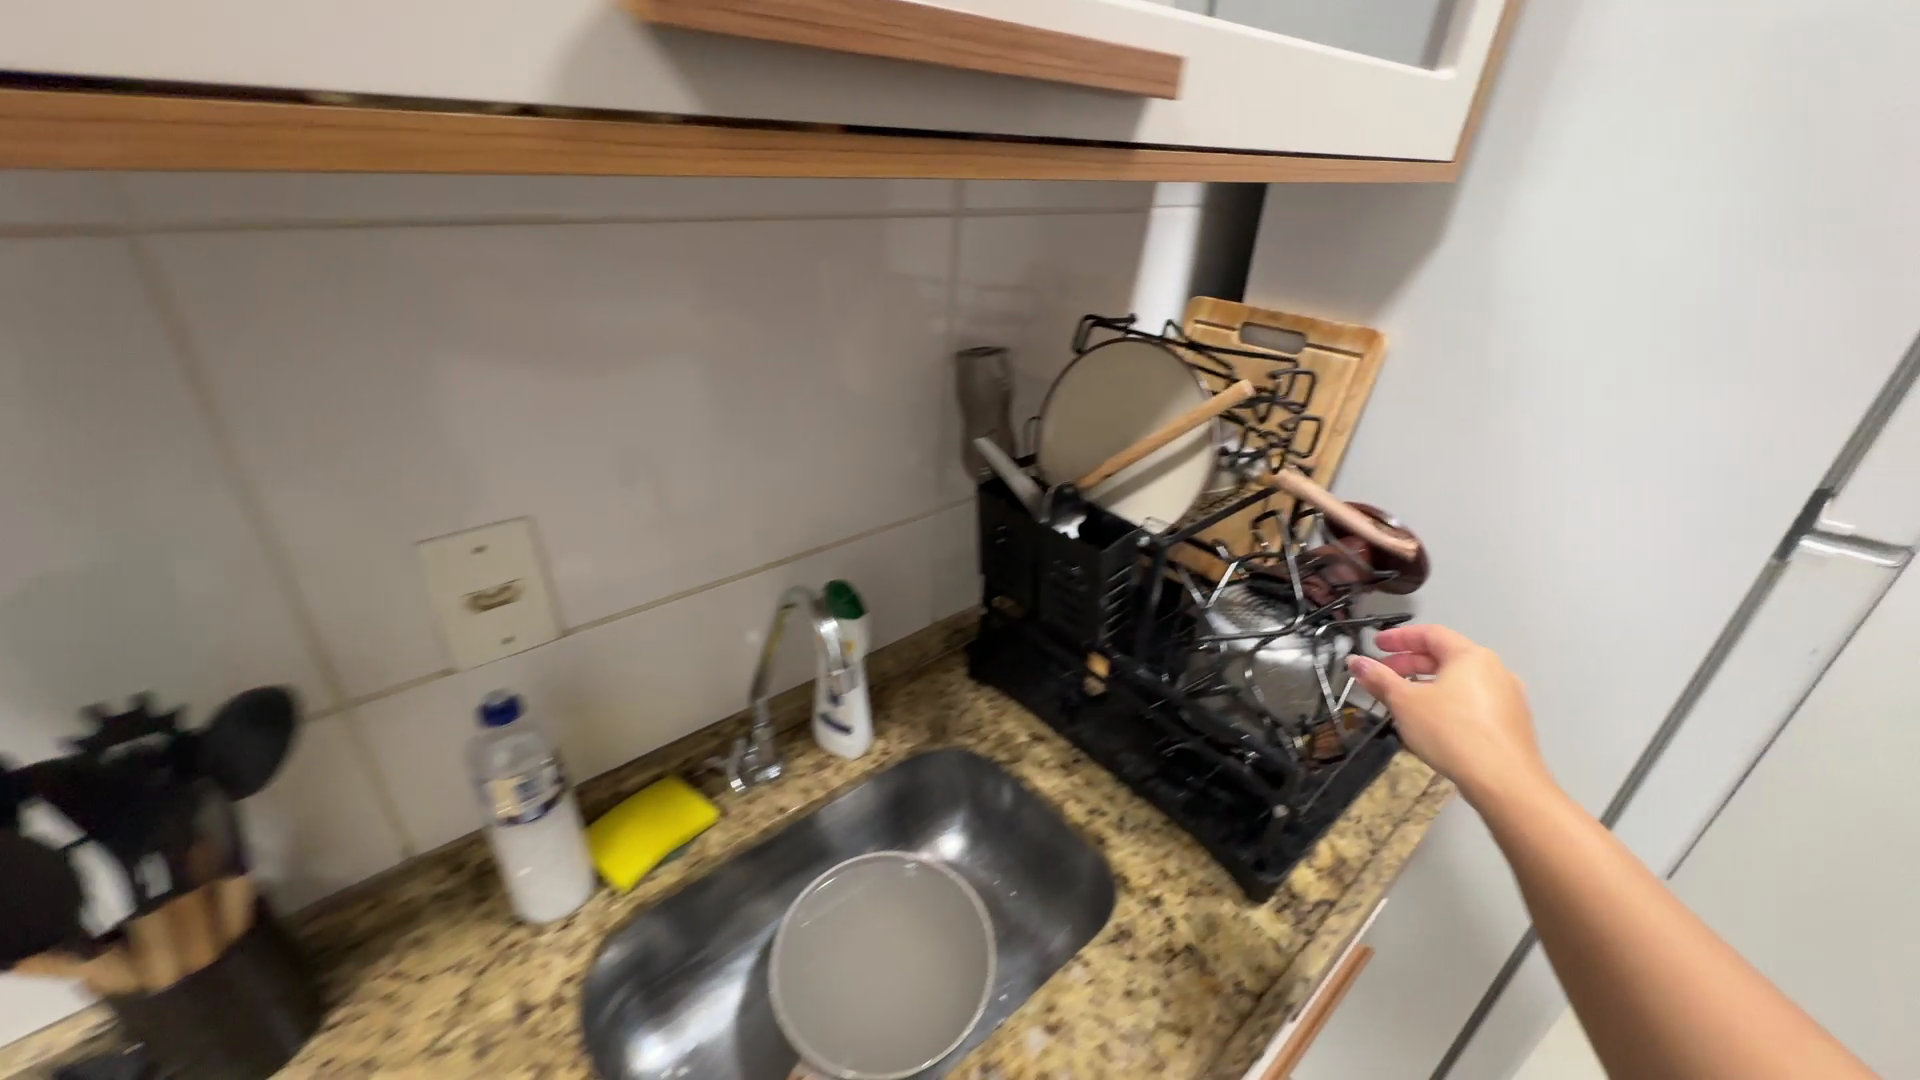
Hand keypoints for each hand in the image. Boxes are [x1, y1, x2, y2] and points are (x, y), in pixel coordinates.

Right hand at [1345, 625, 1554, 808]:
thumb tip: (1356, 662)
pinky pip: (1473, 701)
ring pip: (1460, 680)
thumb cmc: (1451, 732)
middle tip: (1383, 673)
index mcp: (1471, 656)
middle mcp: (1495, 670)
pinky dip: (1448, 700)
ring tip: (1403, 699)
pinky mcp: (1512, 723)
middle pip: (1446, 656)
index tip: (1376, 644)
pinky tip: (1432, 721)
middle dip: (1410, 662)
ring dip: (1428, 683)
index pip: (1431, 634)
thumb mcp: (1405, 702)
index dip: (1399, 637)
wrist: (1505, 782)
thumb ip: (1379, 678)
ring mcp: (1508, 697)